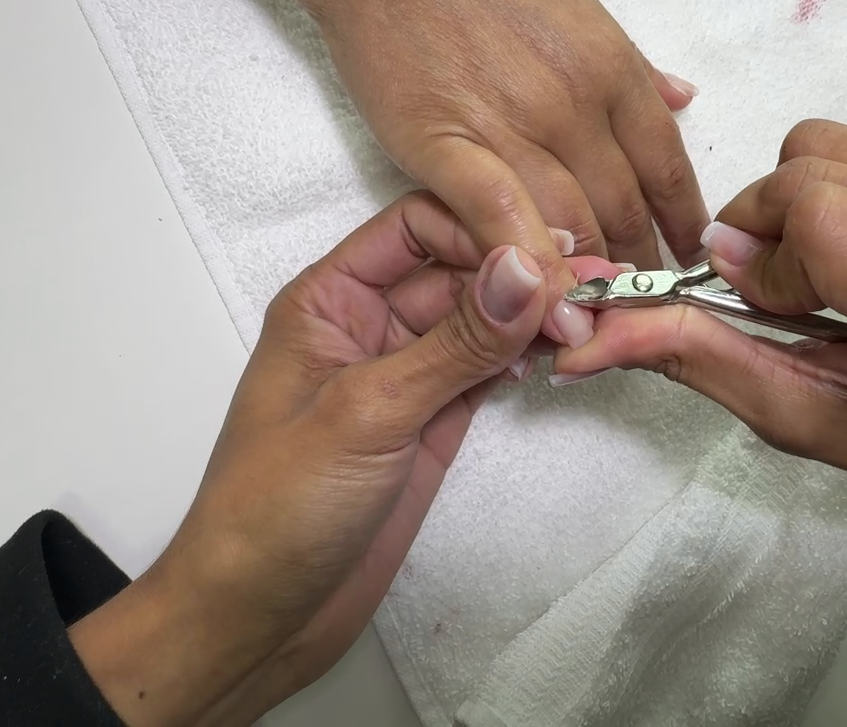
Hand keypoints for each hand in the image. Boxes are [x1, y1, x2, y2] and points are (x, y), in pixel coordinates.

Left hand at [67, 193, 552, 725]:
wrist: (259, 621)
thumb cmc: (278, 507)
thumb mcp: (366, 412)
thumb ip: (454, 342)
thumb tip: (527, 270)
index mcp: (333, 295)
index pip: (418, 225)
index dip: (481, 226)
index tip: (544, 254)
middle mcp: (373, 318)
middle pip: (459, 266)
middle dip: (520, 274)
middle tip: (586, 293)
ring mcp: (409, 366)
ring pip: (481, 315)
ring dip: (532, 314)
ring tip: (586, 320)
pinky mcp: (436, 411)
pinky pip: (489, 361)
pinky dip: (524, 354)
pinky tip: (555, 354)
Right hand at [171, 0, 708, 316]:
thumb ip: (628, 63)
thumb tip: (681, 99)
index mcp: (612, 65)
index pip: (668, 166)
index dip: (682, 224)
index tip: (688, 261)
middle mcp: (575, 101)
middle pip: (625, 207)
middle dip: (642, 266)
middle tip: (646, 308)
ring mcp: (514, 123)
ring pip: (572, 224)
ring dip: (591, 279)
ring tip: (601, 318)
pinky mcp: (445, 143)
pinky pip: (501, 218)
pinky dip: (529, 265)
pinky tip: (544, 304)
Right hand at [553, 120, 846, 601]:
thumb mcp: (800, 419)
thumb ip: (700, 360)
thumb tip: (588, 330)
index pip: (833, 226)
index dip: (765, 254)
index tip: (752, 295)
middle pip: (826, 180)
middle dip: (770, 226)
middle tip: (774, 283)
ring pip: (839, 150)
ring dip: (801, 202)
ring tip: (827, 265)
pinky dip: (840, 183)